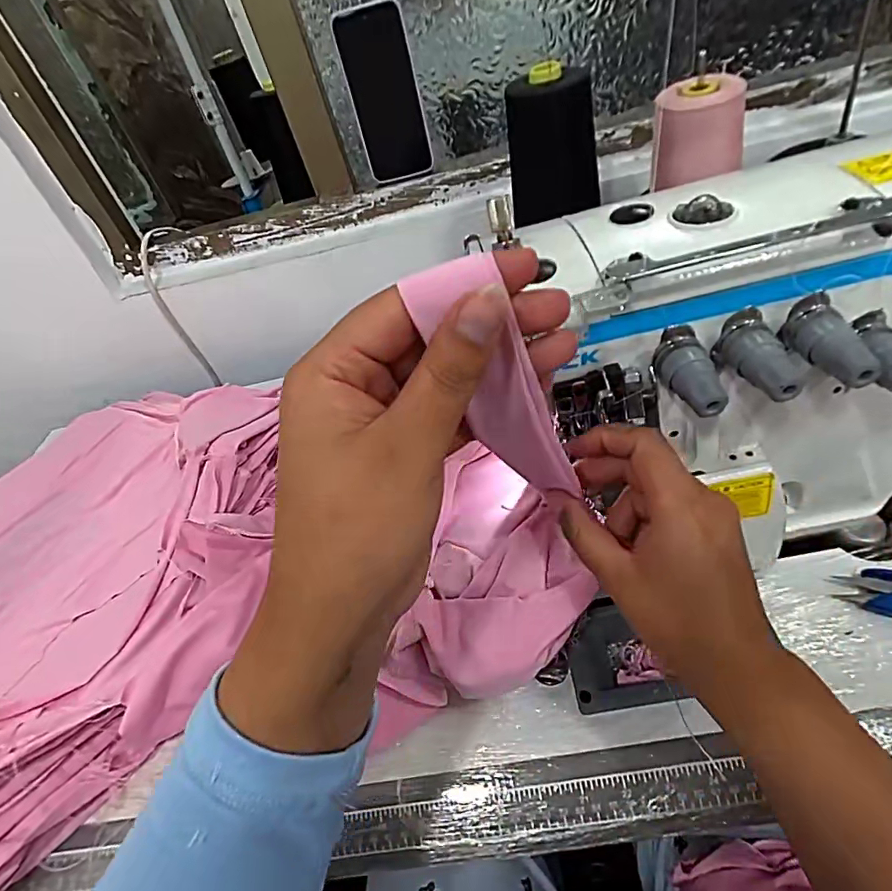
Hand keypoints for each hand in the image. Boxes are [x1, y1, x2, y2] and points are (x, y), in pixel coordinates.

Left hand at [219, 249, 575, 752]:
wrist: (341, 620)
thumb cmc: (358, 533)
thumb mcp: (406, 444)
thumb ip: (448, 371)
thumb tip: (483, 301)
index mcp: (332, 372)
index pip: (403, 308)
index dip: (463, 283)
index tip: (520, 269)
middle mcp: (354, 387)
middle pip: (430, 337)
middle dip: (492, 321)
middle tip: (554, 305)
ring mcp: (383, 420)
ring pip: (447, 374)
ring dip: (499, 360)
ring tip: (559, 339)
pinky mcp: (407, 449)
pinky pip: (451, 411)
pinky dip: (489, 400)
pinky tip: (532, 384)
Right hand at [554, 425, 783, 710]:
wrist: (733, 662)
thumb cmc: (680, 623)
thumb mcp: (617, 575)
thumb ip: (581, 530)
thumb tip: (559, 500)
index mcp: (681, 504)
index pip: (642, 444)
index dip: (603, 439)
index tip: (574, 451)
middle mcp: (704, 500)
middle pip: (647, 466)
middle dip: (607, 477)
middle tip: (574, 494)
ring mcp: (714, 515)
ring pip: (657, 491)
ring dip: (625, 508)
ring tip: (611, 549)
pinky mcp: (717, 531)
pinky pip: (673, 508)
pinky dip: (646, 520)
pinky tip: (632, 553)